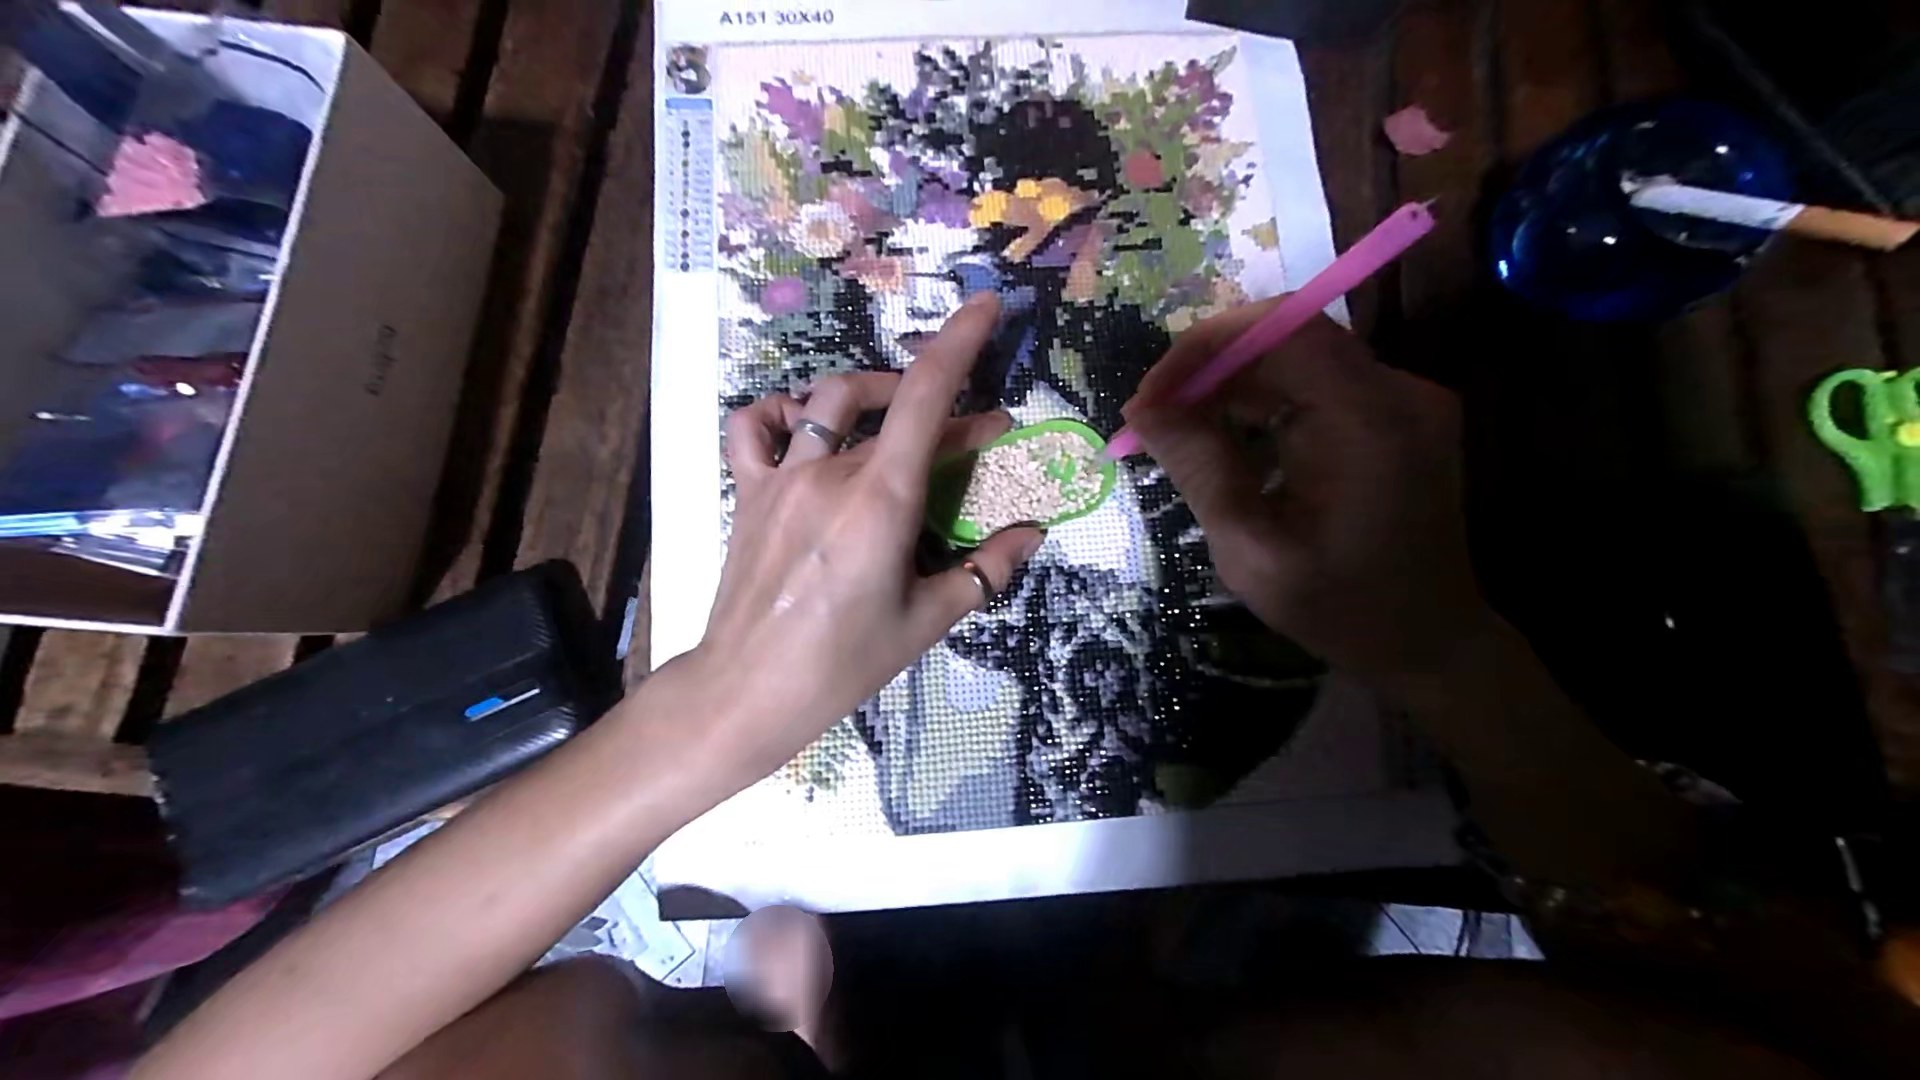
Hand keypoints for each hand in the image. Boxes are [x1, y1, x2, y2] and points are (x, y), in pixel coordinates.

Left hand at [677, 293, 1045, 788]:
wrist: (749, 689)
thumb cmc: (844, 663)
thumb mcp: (927, 620)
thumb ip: (985, 569)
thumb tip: (1032, 532)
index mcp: (881, 500)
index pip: (925, 396)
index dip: (959, 344)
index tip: (985, 310)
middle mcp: (831, 472)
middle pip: (893, 411)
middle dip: (945, 415)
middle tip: (977, 437)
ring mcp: (782, 476)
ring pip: (829, 403)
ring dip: (870, 394)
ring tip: (892, 412)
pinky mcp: (748, 491)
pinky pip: (754, 427)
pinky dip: (780, 413)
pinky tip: (801, 426)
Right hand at [1123, 299, 1489, 680]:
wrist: (1425, 643)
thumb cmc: (1336, 607)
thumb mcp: (1250, 547)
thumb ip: (1199, 468)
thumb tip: (1141, 409)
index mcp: (1369, 421)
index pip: (1284, 329)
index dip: (1207, 345)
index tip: (1151, 395)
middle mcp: (1396, 392)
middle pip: (1288, 339)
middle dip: (1208, 369)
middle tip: (1150, 417)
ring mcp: (1400, 402)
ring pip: (1294, 362)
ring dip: (1226, 389)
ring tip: (1173, 432)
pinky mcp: (1390, 419)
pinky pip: (1311, 389)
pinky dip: (1257, 406)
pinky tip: (1220, 441)